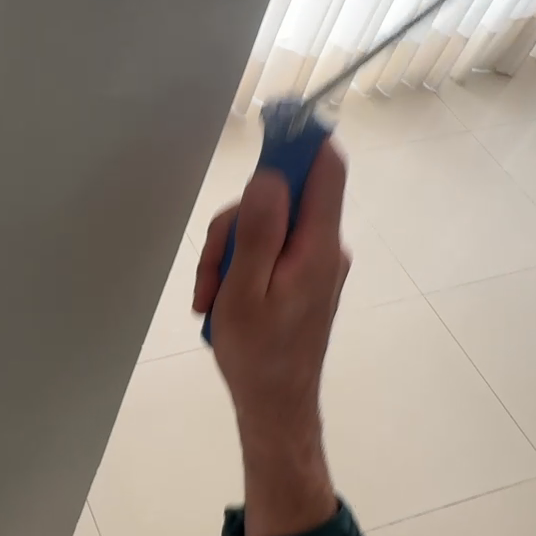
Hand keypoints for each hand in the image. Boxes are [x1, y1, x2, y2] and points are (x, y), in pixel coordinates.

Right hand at [192, 141, 350, 535]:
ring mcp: (315, 264)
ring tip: (210, 301)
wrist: (276, 406)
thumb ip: (258, 231)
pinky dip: (241, 271)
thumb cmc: (258, 354)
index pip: (325, 167)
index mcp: (317, 245)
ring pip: (266, 228)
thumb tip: (268, 177)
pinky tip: (223, 304)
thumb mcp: (245, 291)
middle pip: (279, 199)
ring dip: (229, 256)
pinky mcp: (303, 280)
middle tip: (210, 275)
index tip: (267, 129)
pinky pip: (269, 253)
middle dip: (235, 227)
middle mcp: (325, 247)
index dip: (300, 139)